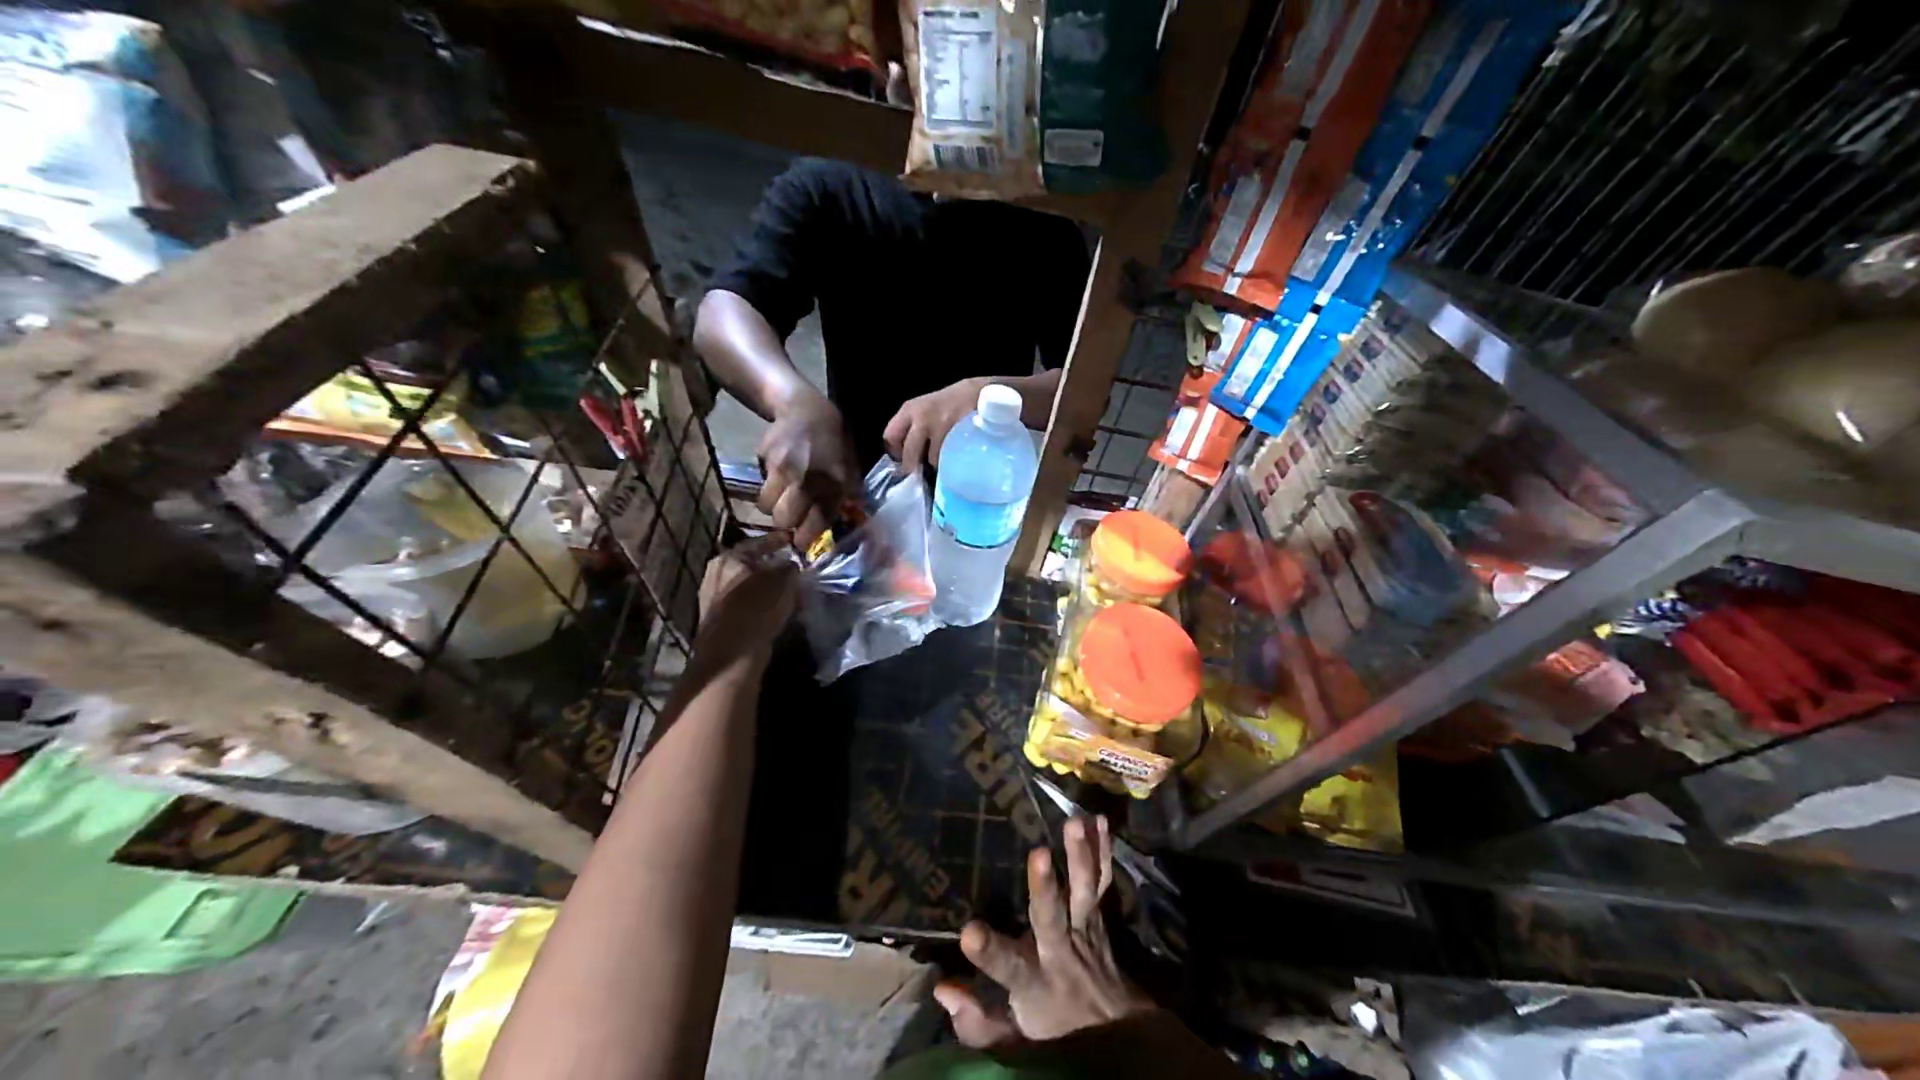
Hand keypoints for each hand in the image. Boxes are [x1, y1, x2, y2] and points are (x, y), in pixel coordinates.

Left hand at [693, 533, 799, 662]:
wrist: (733, 653)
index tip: (793, 539)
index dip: (777, 540)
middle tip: (795, 569)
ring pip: (750, 588)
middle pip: (751, 566)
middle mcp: (715, 576)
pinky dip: (764, 607)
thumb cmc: (757, 607)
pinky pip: (748, 608)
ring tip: (792, 592)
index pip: (756, 543)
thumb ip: (790, 567)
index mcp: (727, 560)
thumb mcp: (782, 580)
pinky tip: (780, 612)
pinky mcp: (721, 624)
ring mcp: (715, 601)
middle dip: (773, 568)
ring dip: (770, 590)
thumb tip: (791, 566)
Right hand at [758, 392, 856, 549]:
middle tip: (789, 518)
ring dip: (772, 507)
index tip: (801, 541)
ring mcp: (785, 470)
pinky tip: (775, 479)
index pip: (814, 525)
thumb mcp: (850, 467)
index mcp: (833, 486)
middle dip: (784, 524)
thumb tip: (848, 519)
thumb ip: (848, 493)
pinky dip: (765, 487)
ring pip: (766, 506)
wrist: (806, 409)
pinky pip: (760, 485)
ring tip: (781, 499)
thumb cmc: (834, 442)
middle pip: (783, 520)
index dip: (805, 538)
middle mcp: (808, 481)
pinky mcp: (766, 460)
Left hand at [884, 377, 990, 473]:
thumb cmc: (950, 404)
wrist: (980, 393)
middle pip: (908, 453)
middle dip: (912, 466)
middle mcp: (921, 417)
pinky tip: (952, 455)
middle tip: (918, 470)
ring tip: (940, 458)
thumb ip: (912, 428)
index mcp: (909, 409)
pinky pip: (947, 458)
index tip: (903, 458)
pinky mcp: (956, 435)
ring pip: (930, 458)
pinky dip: (948, 461)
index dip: (895, 452)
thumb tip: (904, 457)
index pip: (890, 437)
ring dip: (934, 463)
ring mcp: (940, 426)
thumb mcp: (925, 409)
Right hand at [933, 815, 1154, 1047]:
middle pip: (1053, 918)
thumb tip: (942, 989)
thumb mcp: (1013, 1036)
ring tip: (1073, 822)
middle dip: (1045, 888)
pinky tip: (1100, 821)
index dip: (989, 951)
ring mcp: (1084, 928)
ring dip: (1079, 856)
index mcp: (1032, 979)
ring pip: (1084, 891)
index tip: (968, 932)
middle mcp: (1060, 949)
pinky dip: (1103, 850)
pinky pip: (1102, 879)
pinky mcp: (1098, 913)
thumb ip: (977, 1021)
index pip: (1008, 966)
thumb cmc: (1053, 1025)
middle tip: (1038, 854)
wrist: (1115, 1024)